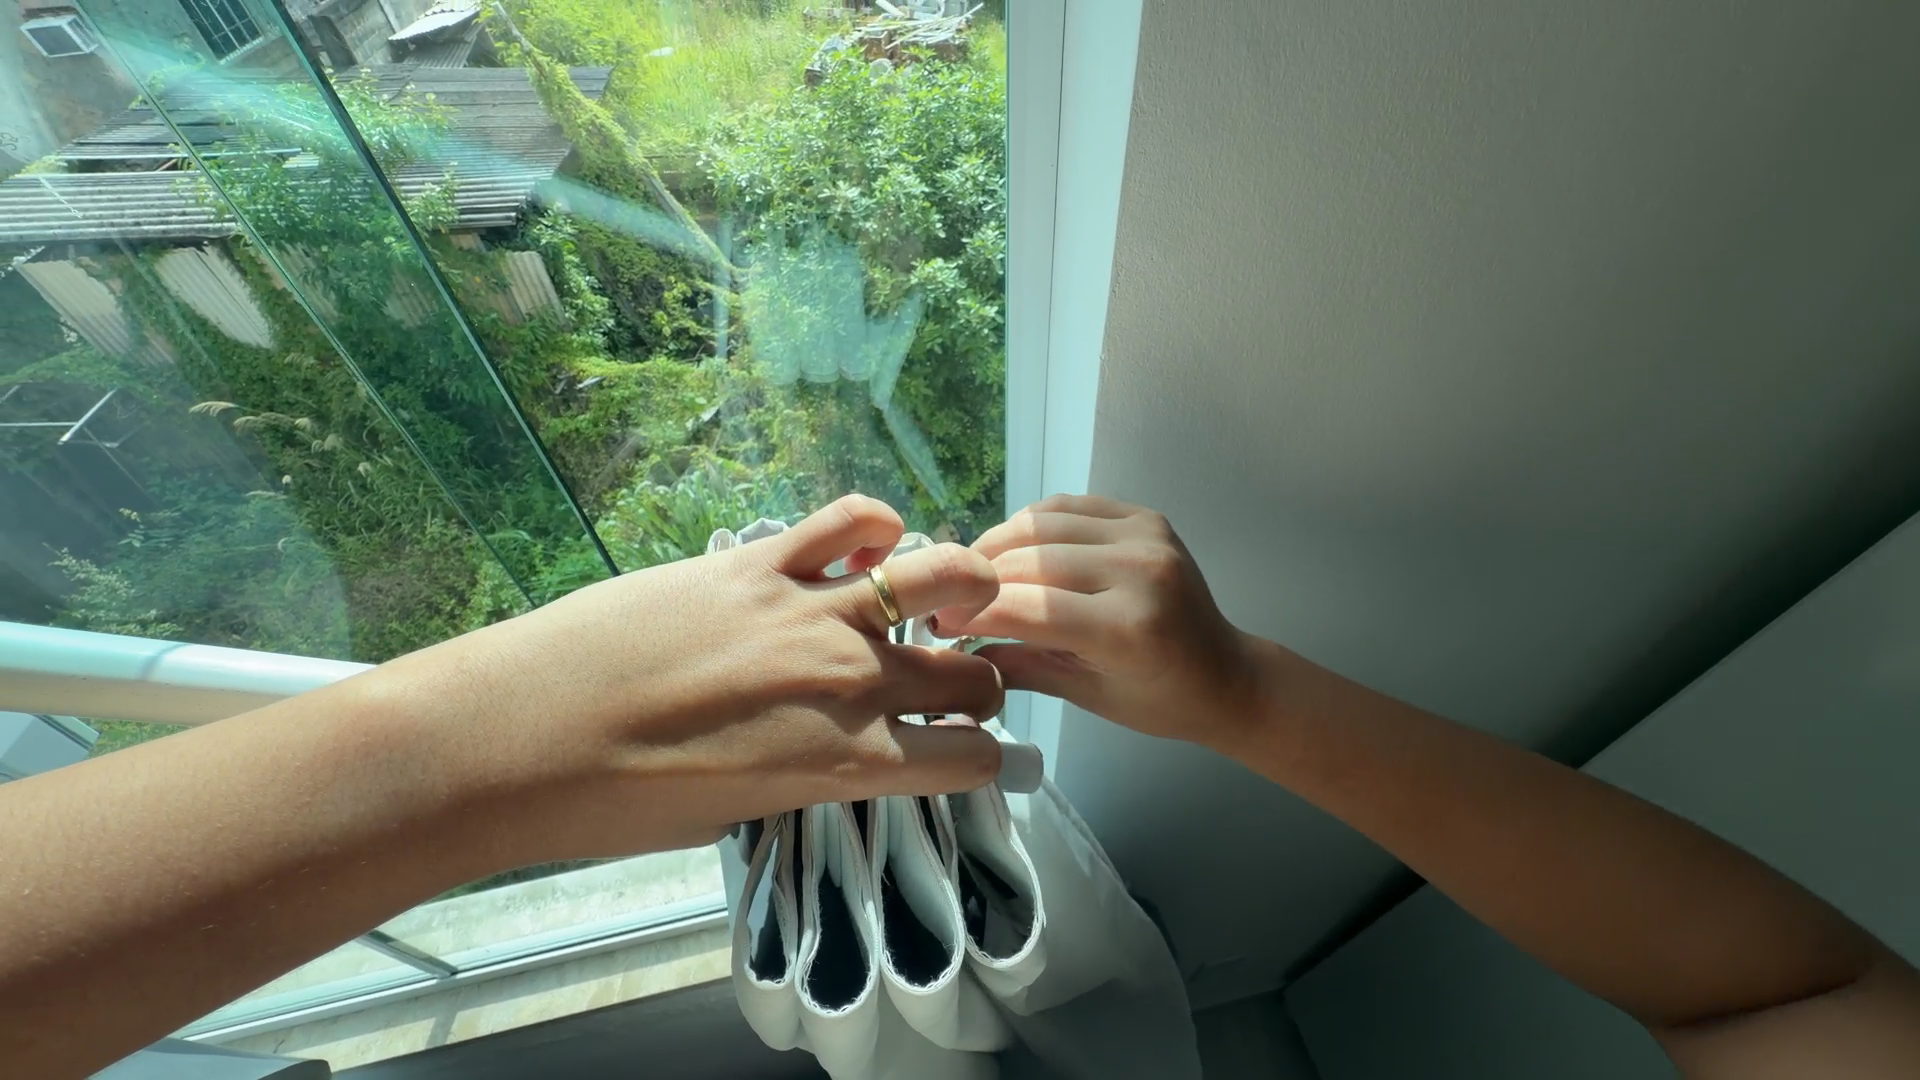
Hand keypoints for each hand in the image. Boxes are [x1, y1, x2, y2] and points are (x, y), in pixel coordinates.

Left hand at [375, 495, 1005, 863]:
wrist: (515, 738)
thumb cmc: (619, 802)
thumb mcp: (739, 810)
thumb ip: (810, 771)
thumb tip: (836, 744)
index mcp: (849, 762)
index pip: (965, 758)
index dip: (986, 757)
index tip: (979, 750)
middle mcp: (851, 681)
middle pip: (967, 675)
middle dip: (983, 683)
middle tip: (963, 681)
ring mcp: (811, 611)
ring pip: (936, 577)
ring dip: (966, 584)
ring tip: (958, 588)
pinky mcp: (762, 560)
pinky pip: (848, 520)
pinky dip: (874, 524)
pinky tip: (869, 541)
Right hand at [936, 495, 1260, 751]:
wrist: (1227, 675)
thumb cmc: (1160, 702)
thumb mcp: (1088, 696)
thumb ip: (1021, 664)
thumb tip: (957, 647)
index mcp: (1131, 629)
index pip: (1029, 608)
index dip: (974, 612)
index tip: (938, 623)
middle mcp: (1140, 571)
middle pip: (1030, 562)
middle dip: (976, 581)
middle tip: (945, 600)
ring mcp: (1145, 535)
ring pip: (1042, 525)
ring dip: (995, 546)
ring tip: (971, 573)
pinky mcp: (1144, 516)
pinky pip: (1067, 506)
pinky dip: (1030, 524)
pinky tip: (1011, 548)